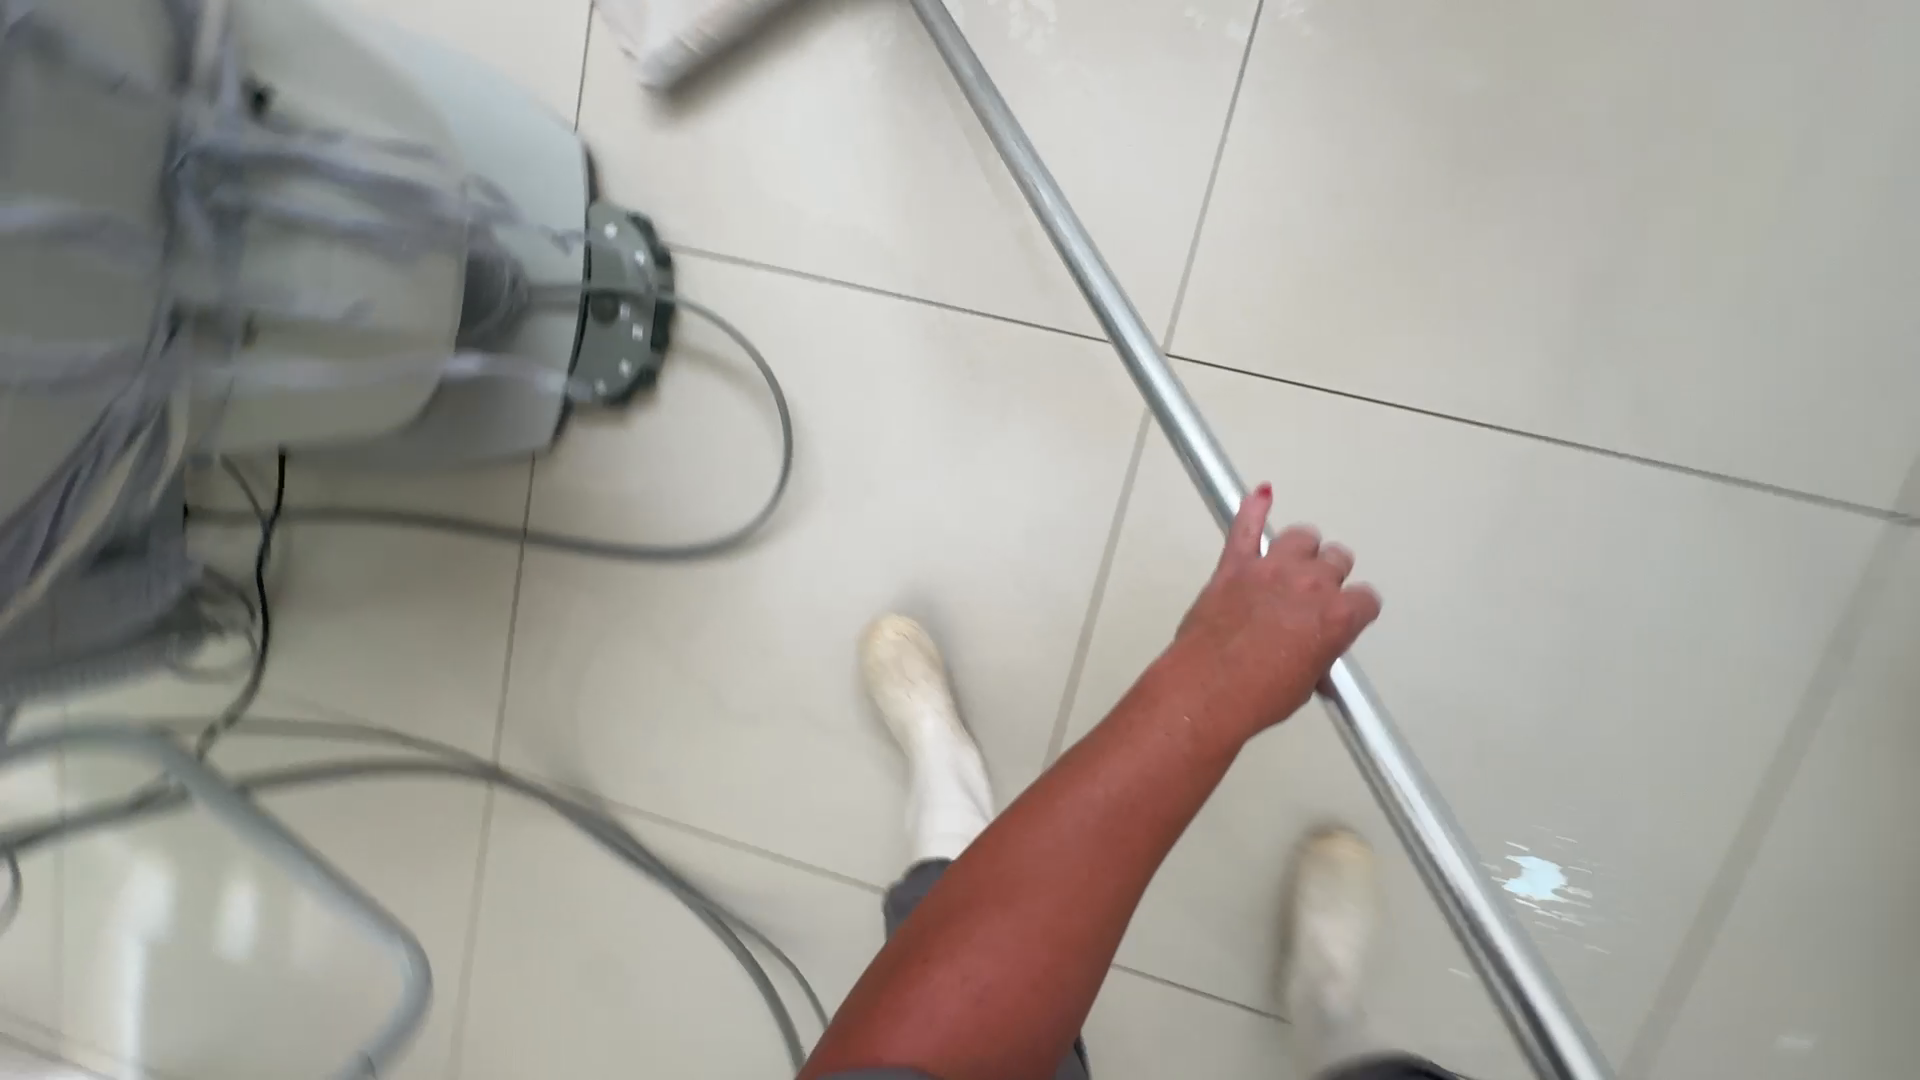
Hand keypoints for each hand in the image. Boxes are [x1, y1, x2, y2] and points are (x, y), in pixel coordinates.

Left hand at [1167, 483, 1380, 739]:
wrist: (1207, 688)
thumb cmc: (1260, 695)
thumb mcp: (1306, 683)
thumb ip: (1319, 653)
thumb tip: (1315, 654)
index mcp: (1338, 616)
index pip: (1365, 599)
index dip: (1352, 610)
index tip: (1339, 620)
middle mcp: (1311, 584)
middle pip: (1335, 560)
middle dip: (1326, 577)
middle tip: (1308, 598)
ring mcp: (1270, 569)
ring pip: (1301, 537)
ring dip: (1300, 549)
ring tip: (1290, 566)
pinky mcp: (1234, 565)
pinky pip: (1246, 525)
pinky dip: (1254, 507)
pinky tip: (1262, 493)